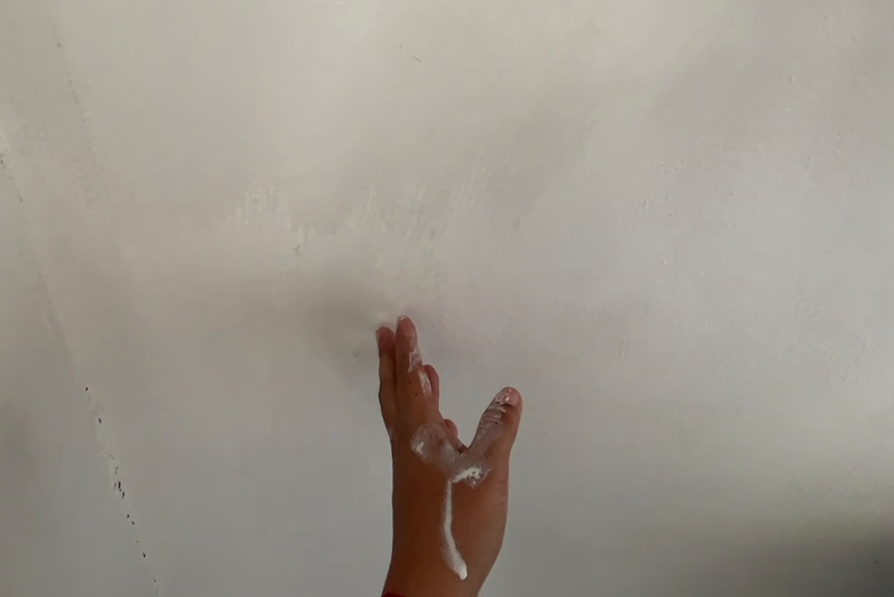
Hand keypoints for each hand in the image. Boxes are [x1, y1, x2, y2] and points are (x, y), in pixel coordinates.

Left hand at [377, 316, 521, 596]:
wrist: (430, 583)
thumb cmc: (455, 526)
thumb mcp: (486, 474)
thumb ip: (497, 431)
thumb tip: (508, 393)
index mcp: (420, 436)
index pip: (413, 382)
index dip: (409, 351)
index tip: (402, 323)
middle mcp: (408, 446)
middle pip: (396, 393)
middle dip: (392, 361)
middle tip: (386, 333)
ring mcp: (410, 466)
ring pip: (404, 415)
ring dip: (406, 387)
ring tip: (417, 369)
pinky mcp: (417, 485)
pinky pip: (414, 436)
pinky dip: (423, 418)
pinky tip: (443, 426)